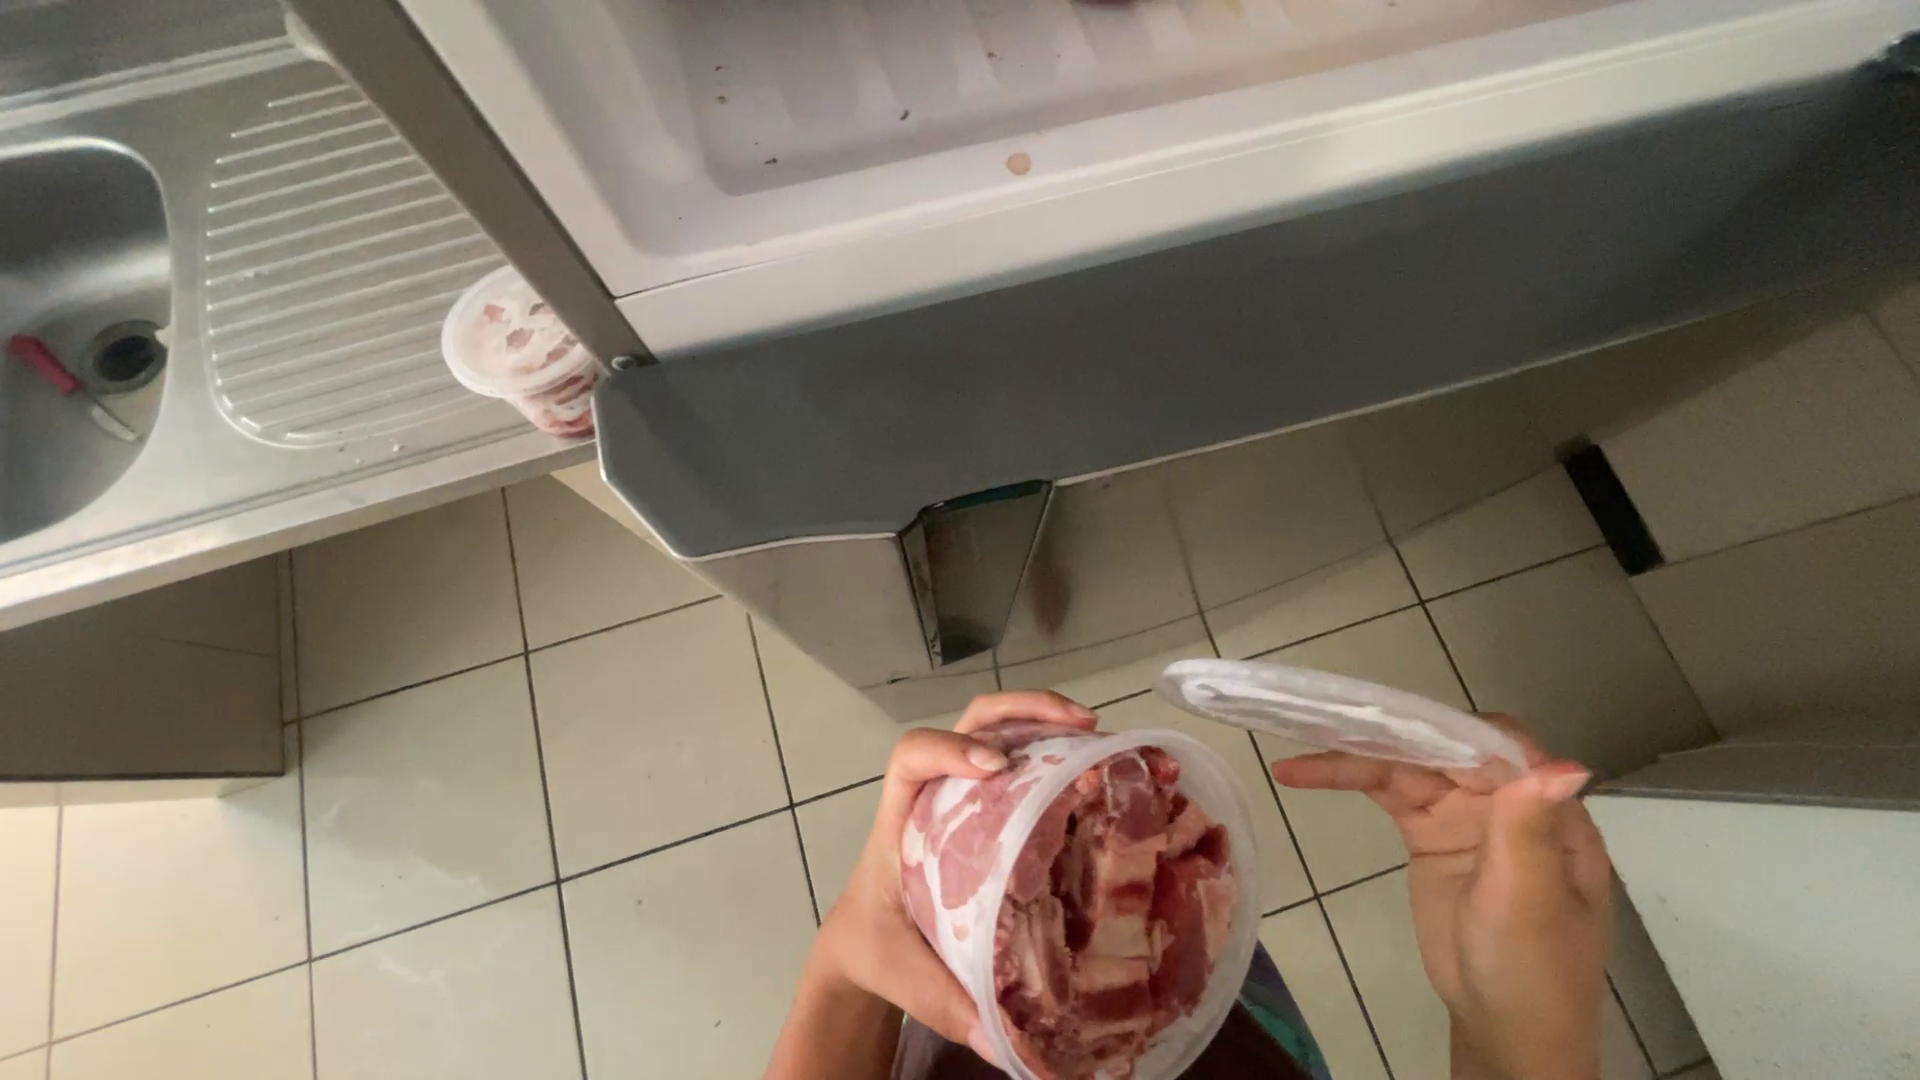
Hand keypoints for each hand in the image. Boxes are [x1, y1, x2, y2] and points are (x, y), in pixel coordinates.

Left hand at [803, 691, 1098, 1063]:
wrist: (866, 936)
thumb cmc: (875, 941)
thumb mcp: (900, 971)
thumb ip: (943, 1001)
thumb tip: (1006, 1045)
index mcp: (902, 816)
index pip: (912, 754)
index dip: (949, 748)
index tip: (994, 769)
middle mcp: (937, 789)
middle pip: (972, 718)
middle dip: (1024, 710)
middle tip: (1079, 725)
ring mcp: (965, 788)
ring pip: (1000, 726)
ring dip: (1047, 719)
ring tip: (1098, 735)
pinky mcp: (989, 802)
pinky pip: (1022, 758)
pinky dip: (1056, 750)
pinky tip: (1095, 766)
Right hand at [1269, 716, 1612, 1079]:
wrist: (1501, 1027)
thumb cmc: (1531, 968)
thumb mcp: (1530, 900)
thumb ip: (1529, 828)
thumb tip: (1561, 764)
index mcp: (1547, 812)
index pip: (1502, 748)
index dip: (1452, 731)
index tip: (1400, 726)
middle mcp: (1504, 801)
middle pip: (1441, 750)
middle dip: (1387, 736)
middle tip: (1327, 725)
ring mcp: (1462, 814)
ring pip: (1404, 767)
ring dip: (1351, 758)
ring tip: (1295, 758)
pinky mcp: (1425, 831)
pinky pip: (1384, 791)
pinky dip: (1344, 780)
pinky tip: (1300, 774)